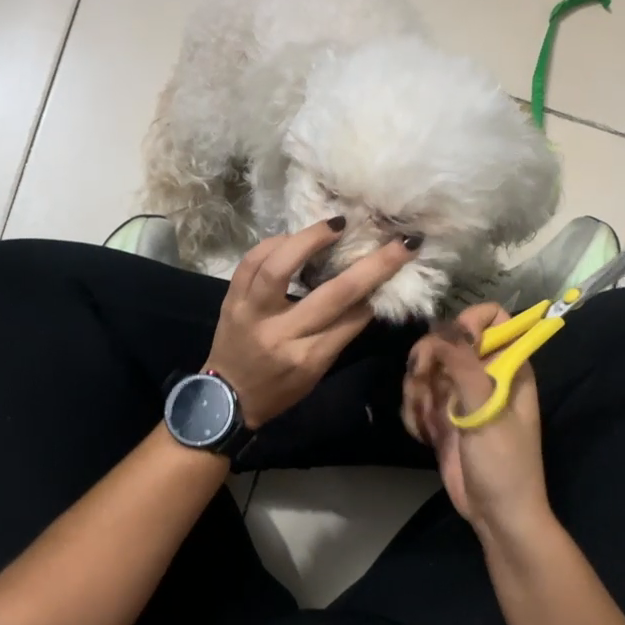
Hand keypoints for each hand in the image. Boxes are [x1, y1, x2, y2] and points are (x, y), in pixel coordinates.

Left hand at [204, 218, 417, 427]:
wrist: (225, 399)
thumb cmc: (278, 389)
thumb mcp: (315, 373)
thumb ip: (339, 334)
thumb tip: (368, 295)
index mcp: (307, 358)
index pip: (352, 319)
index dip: (378, 287)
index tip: (399, 259)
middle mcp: (280, 334)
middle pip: (332, 294)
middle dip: (370, 265)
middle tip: (395, 241)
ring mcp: (251, 314)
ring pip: (278, 267)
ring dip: (310, 239)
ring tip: (335, 225)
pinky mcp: (231, 300)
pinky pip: (250, 263)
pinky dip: (272, 244)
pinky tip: (292, 237)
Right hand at [402, 303, 550, 536]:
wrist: (497, 514)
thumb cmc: (504, 463)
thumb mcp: (487, 411)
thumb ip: (464, 366)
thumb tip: (442, 330)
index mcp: (509, 366)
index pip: (491, 317)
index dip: (466, 324)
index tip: (448, 348)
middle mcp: (484, 374)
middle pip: (445, 341)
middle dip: (426, 362)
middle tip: (421, 384)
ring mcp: (460, 397)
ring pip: (425, 370)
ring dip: (416, 393)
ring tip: (426, 421)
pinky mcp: (442, 418)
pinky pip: (416, 399)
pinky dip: (414, 415)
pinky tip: (424, 436)